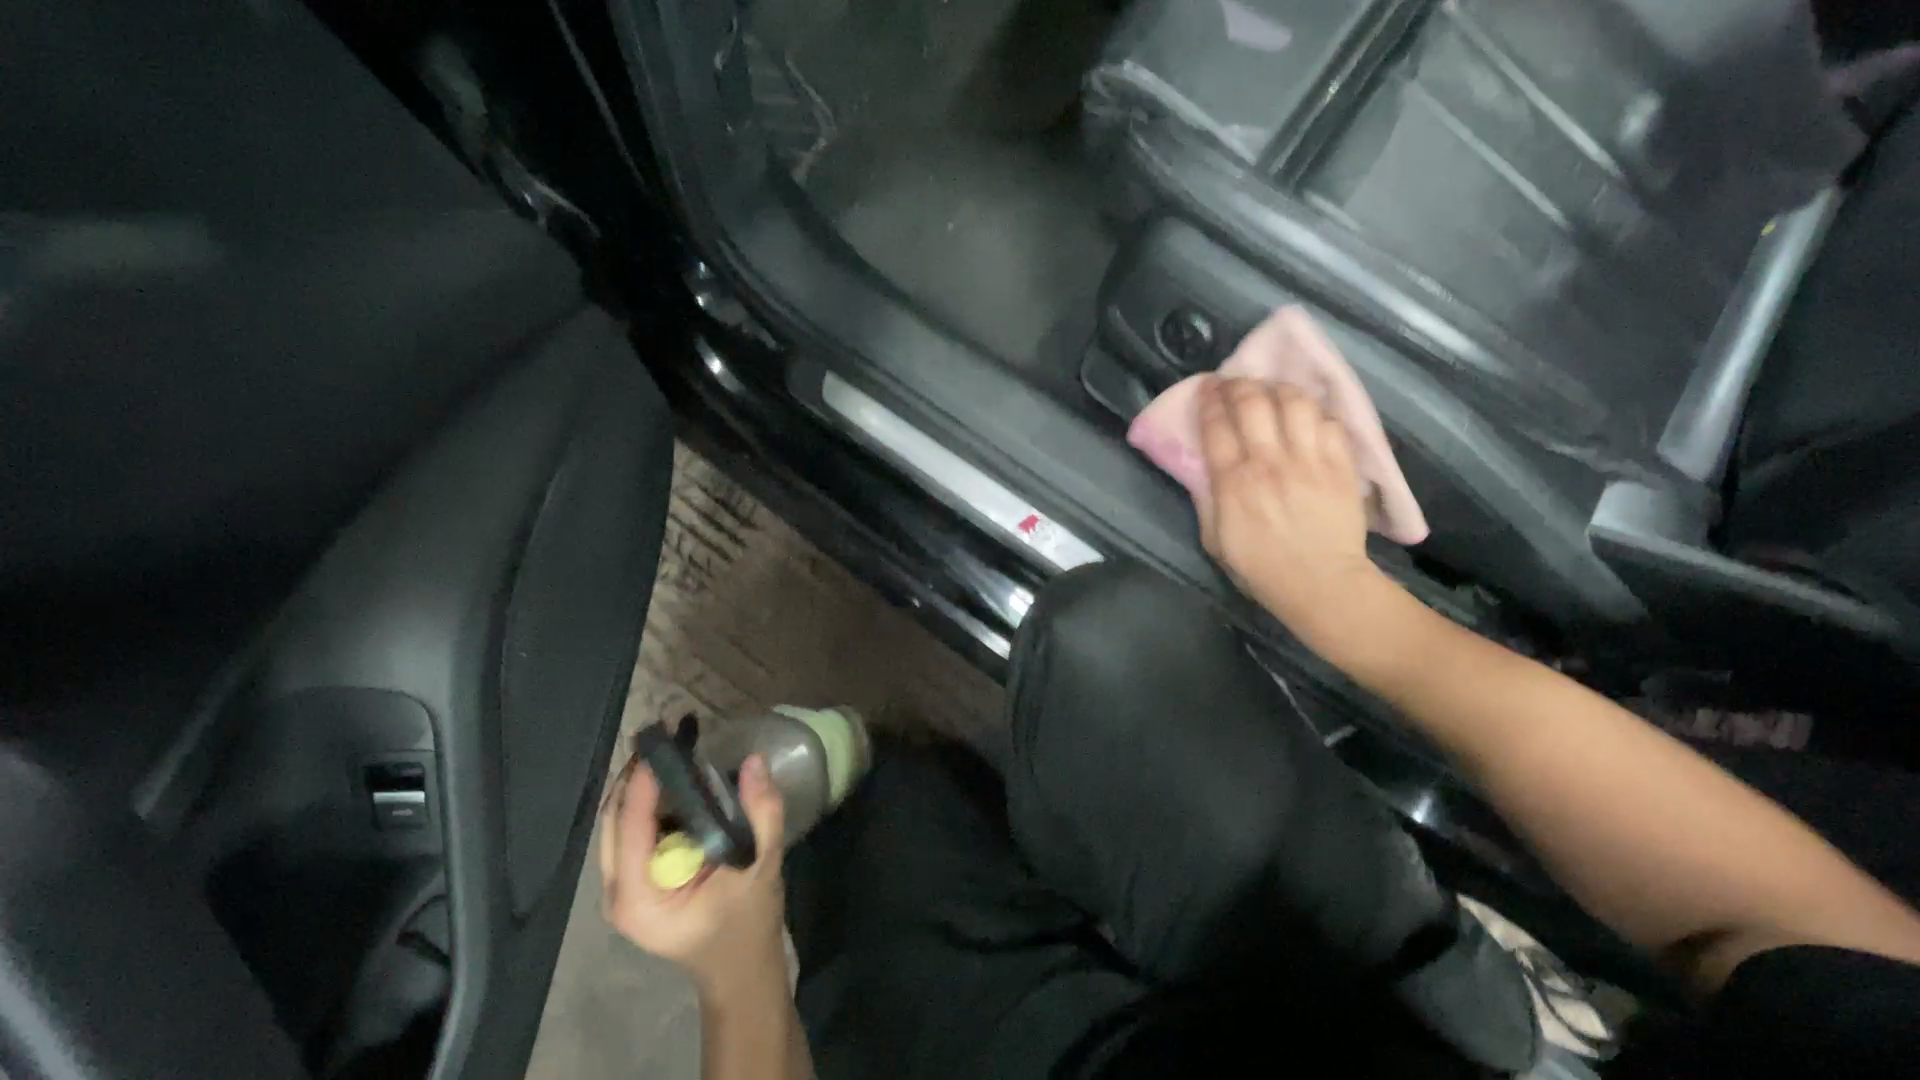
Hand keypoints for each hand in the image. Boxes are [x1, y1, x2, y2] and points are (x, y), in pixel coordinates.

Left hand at [601, 752, 789, 996]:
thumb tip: (755, 762)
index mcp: (638, 898)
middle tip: (663, 737)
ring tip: (668, 749)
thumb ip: (762, 814)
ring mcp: (621, 889)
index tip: (663, 743)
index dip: (644, 783)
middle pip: (613, 821)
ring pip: (617, 824)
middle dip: (636, 777)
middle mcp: (616, 893)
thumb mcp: (762, 868)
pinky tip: (673, 779)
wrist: (741, 970)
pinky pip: (631, 832)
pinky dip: (648, 803)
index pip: (631, 827)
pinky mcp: (634, 881)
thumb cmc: (748, 926)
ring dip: (640, 787)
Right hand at [1196, 377, 1403, 657]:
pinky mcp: (1341, 465)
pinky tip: (1308, 420)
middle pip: (1253, 402)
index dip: (1209, 399)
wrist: (1320, 583)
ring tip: (1274, 393)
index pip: (1216, 425)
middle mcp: (1269, 462)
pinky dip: (1316, 414)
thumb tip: (1203, 466)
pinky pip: (1329, 422)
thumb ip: (1208, 498)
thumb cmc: (1260, 567)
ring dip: (1279, 390)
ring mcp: (1309, 460)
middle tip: (1235, 383)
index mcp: (1233, 482)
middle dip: (1239, 385)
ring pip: (1294, 402)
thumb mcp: (1215, 539)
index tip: (1207, 387)